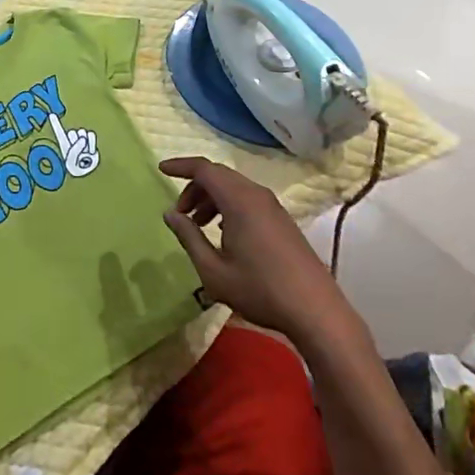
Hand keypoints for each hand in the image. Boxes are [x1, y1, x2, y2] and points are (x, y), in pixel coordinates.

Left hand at [49, 115, 99, 176]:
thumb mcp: (71, 162)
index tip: (51, 114)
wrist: (88, 173)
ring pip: (82, 132)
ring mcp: (82, 139)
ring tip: (84, 154)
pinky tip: (90, 152)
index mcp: (64, 145)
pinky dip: (91, 144)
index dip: (55, 123)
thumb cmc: (76, 169)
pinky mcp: (90, 140)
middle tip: (78, 154)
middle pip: (73, 133)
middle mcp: (72, 140)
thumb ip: (75, 150)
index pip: (59, 132)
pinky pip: (91, 134)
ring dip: (85, 145)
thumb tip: (83, 138)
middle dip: (76, 143)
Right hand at [160, 157, 357, 342]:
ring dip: (211, 198)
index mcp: (239, 201)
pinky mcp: (281, 219)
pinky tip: (224, 234)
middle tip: (180, 214)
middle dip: (194, 188)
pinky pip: (247, 199)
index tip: (160, 170)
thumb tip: (170, 214)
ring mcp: (272, 206)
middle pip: (219, 175)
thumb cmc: (260, 289)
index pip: (204, 169)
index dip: (181, 166)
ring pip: (234, 187)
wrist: (314, 308)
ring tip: (199, 226)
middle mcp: (256, 195)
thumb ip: (189, 238)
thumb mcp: (214, 270)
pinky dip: (228, 206)